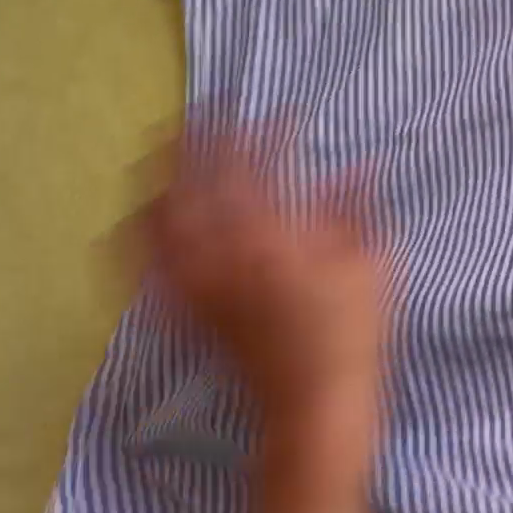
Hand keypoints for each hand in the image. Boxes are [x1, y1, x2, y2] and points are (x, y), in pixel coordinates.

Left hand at [135, 126, 386, 425]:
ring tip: (172, 149)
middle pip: (192, 178)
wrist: (312, 404)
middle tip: (213, 108)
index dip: (270, 131)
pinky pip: (141, 259)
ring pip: (155, 212)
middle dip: (199, 135)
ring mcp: (194, 281)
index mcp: (274, 237)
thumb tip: (362, 164)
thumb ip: (358, 209)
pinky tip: (147, 214)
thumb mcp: (372, 265)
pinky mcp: (180, 308)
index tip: (287, 111)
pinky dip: (140, 226)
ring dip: (161, 173)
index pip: (261, 166)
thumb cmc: (353, 333)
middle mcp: (222, 252)